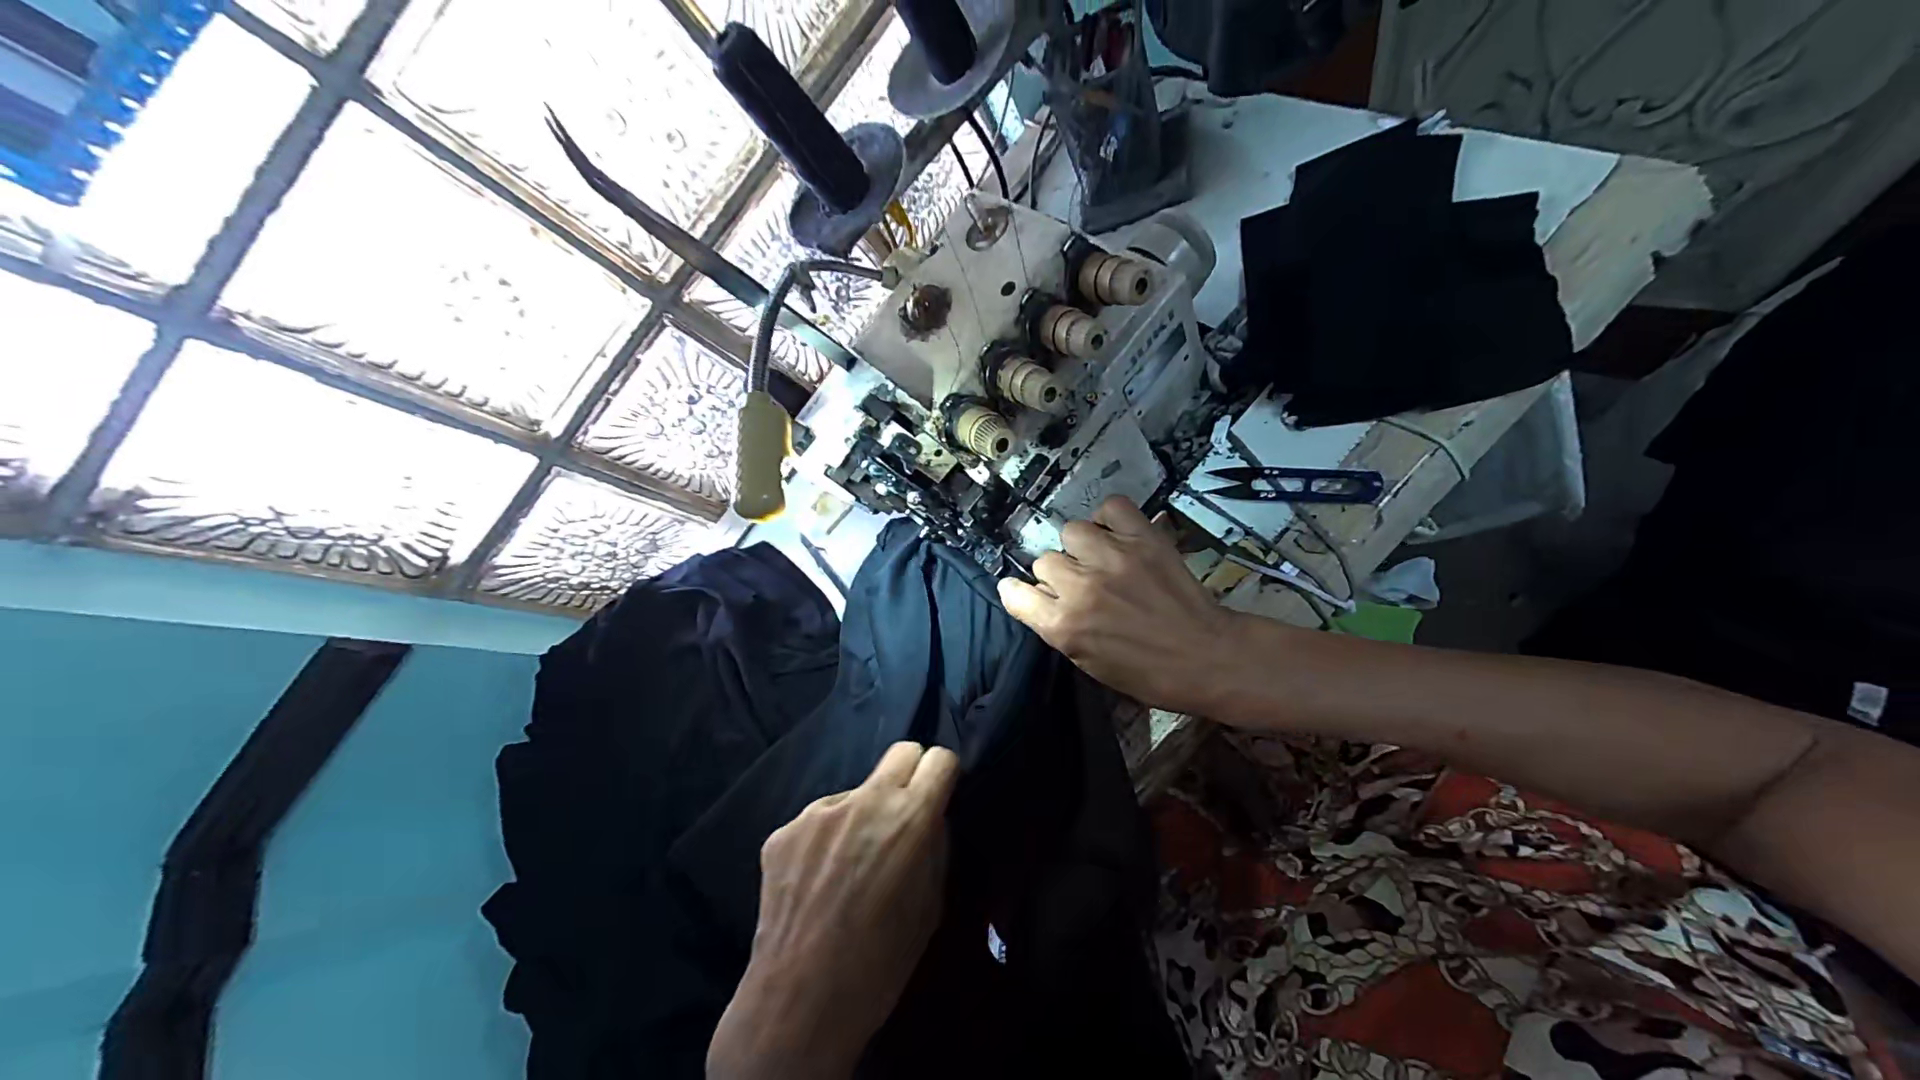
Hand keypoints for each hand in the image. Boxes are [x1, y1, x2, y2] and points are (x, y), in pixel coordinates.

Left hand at [708, 742, 959, 1079]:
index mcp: (909, 817)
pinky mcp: (783, 829)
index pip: (939, 758)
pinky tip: (817, 881)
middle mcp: (864, 799)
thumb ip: (936, 848)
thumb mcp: (931, 907)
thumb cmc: (880, 962)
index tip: (939, 795)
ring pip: (855, 793)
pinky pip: (818, 821)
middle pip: (900, 751)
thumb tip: (934, 817)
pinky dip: (825, 841)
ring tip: (848, 868)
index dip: (944, 776)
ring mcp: (817, 811)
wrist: (797, 1001)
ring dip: (861, 816)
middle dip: (910, 775)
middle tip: (904, 815)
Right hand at [998, 496, 1244, 715]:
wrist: (1206, 658)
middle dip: (1059, 575)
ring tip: (1103, 559)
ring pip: (1071, 531)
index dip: (1020, 593)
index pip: (1014, 593)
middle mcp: (1080, 586)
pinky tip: (1118, 535)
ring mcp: (1112, 557)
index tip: (1029, 594)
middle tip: (1084, 587)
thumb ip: (1057, 626)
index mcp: (1063, 625)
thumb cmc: (1146, 672)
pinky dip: (1111, 518)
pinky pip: (1111, 506)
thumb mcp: (1088, 661)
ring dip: (1082, 547)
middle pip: (1044, 562)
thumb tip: (1041, 596)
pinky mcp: (1143, 538)